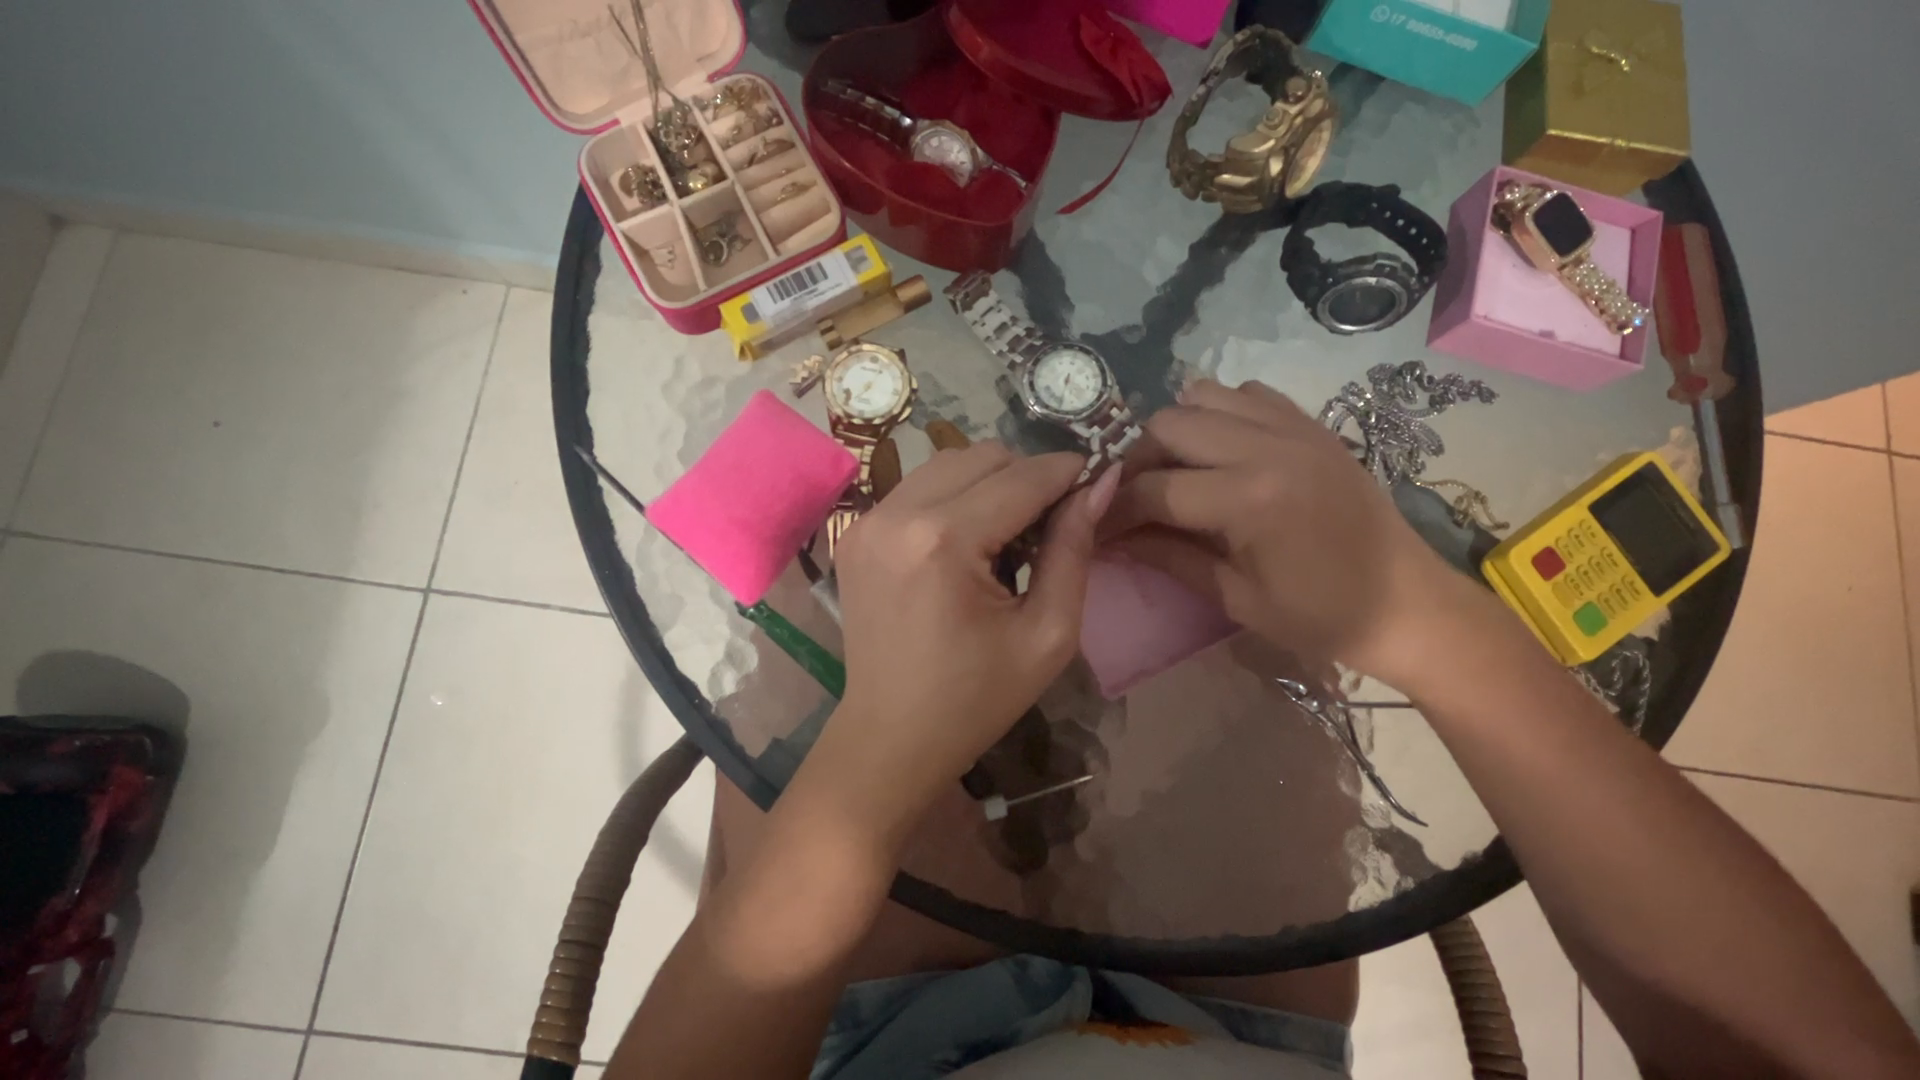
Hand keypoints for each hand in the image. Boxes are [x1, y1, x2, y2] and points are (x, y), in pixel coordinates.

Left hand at [822, 442, 1117, 835]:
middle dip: (1027, 477)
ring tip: (1008, 536)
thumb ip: (1074, 549)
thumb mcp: (1047, 633)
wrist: (891, 736)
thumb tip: (1099, 484)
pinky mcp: (856, 532)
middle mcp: (897, 514)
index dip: (1068, 473)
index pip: (1023, 476)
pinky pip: (918, 488)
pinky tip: (968, 543)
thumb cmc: (977, 698)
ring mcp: (867, 520)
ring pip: (947, 463)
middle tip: (1050, 524)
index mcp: (944, 540)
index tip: (1098, 481)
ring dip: (989, 483)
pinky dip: (953, 498)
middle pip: (982, 456)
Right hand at [1104, 379, 1458, 683]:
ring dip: (1176, 430)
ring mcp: (1294, 428)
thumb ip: (1169, 557)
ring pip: (1204, 396)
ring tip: (1175, 470)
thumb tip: (1109, 539)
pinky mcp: (1313, 425)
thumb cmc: (1322, 617)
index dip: (1115, 509)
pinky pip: (1249, 394)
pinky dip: (1221, 413)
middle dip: (1138, 461)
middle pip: (1169, 426)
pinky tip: (1221, 451)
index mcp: (1249, 499)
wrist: (1409, 605)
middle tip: (1134, 498)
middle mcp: (1268, 447)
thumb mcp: (1236, 598)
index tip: (1097, 527)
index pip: (1154, 488)